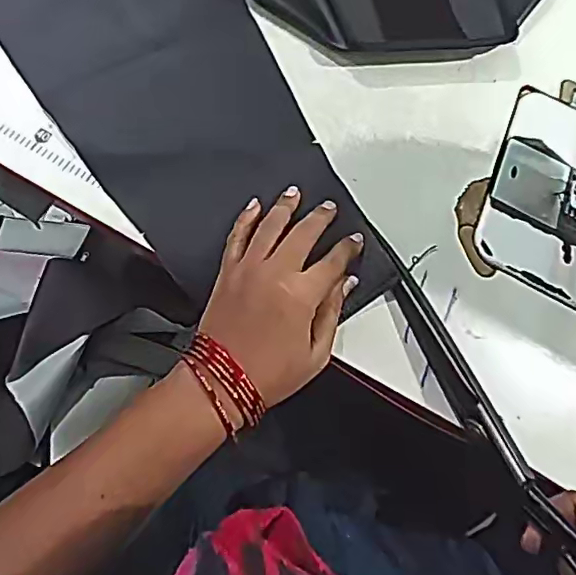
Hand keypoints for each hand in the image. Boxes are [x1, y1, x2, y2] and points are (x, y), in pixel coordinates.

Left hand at [196, 187, 362, 406]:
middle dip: (320, 218)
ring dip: (284, 207)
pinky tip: (254, 207)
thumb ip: (332, 313)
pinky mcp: (227, 272)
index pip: (332, 261)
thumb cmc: (265, 373)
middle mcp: (274, 274)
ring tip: (294, 194)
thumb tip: (343, 287)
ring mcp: (248, 269)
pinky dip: (246, 218)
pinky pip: (237, 236)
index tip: (353, 242)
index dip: (347, 249)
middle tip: (328, 209)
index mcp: (301, 295)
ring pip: (269, 226)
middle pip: (303, 233)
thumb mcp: (315, 354)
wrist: (221, 380)